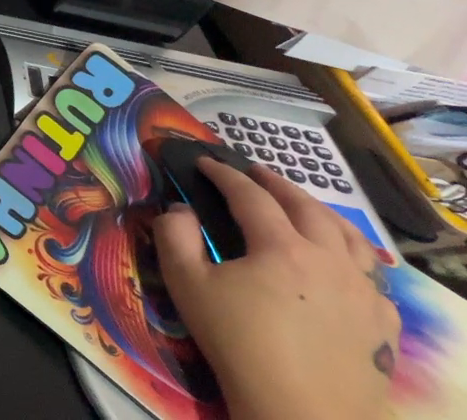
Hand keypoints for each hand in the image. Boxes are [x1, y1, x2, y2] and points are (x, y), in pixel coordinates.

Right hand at [155, 157, 398, 419]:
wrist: (301, 410)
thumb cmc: (236, 341)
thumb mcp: (185, 283)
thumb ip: (175, 235)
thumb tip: (180, 209)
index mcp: (281, 247)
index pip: (251, 196)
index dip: (225, 174)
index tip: (204, 161)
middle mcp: (330, 260)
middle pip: (307, 208)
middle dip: (277, 184)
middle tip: (253, 171)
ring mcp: (364, 291)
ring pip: (350, 236)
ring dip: (320, 211)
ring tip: (301, 205)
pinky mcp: (382, 321)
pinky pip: (372, 273)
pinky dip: (351, 252)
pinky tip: (339, 260)